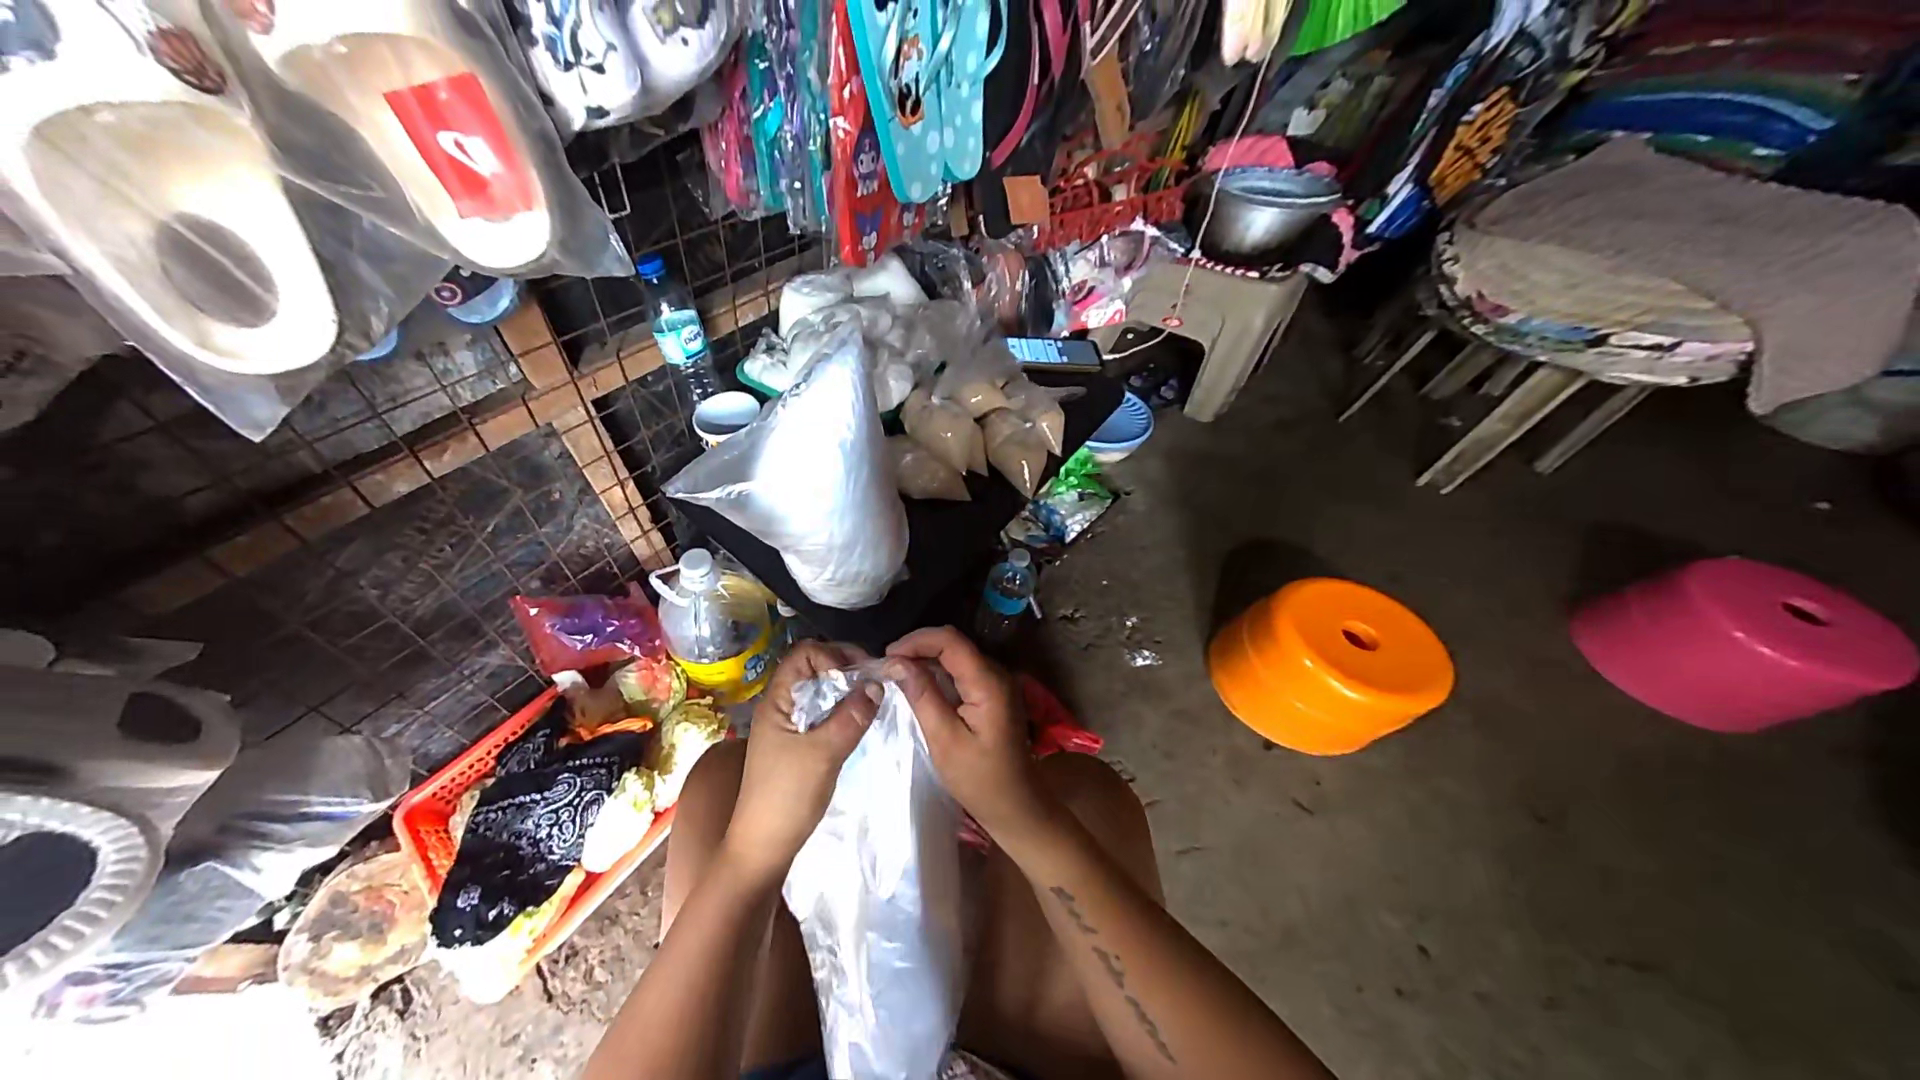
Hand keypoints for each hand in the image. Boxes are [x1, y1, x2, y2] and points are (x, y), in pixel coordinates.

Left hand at [724, 641, 879, 876]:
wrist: (763, 848)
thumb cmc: (788, 797)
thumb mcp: (823, 754)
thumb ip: (850, 717)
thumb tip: (876, 685)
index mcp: (777, 701)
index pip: (805, 653)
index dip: (834, 654)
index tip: (862, 674)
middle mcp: (780, 707)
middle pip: (813, 668)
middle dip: (845, 668)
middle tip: (875, 684)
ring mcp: (787, 726)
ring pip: (820, 692)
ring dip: (846, 691)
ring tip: (872, 701)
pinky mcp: (797, 745)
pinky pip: (822, 713)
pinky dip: (842, 710)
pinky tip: (859, 723)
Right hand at [885, 627, 1050, 839]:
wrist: (1016, 806)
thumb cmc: (980, 780)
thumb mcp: (945, 741)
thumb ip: (923, 696)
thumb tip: (897, 662)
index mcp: (988, 683)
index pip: (950, 641)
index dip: (916, 640)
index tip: (887, 657)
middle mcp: (997, 674)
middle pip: (954, 644)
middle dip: (918, 648)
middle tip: (887, 667)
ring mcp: (997, 683)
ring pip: (956, 655)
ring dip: (926, 659)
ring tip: (897, 676)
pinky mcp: (992, 694)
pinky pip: (962, 671)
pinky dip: (938, 673)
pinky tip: (919, 686)